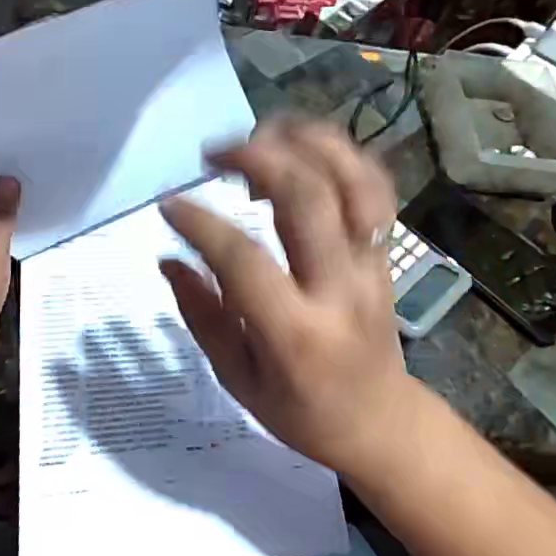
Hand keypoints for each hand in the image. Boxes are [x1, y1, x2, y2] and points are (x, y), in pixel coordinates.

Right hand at [159, 120, 432, 476]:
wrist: (379, 421)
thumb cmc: (301, 411)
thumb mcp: (237, 378)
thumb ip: (202, 315)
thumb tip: (169, 259)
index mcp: (295, 332)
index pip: (245, 259)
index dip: (202, 223)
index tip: (169, 205)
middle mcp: (340, 288)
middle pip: (308, 198)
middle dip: (257, 158)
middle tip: (214, 154)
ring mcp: (372, 264)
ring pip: (353, 180)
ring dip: (307, 142)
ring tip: (262, 133)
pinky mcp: (387, 253)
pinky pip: (375, 188)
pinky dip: (342, 155)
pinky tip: (305, 148)